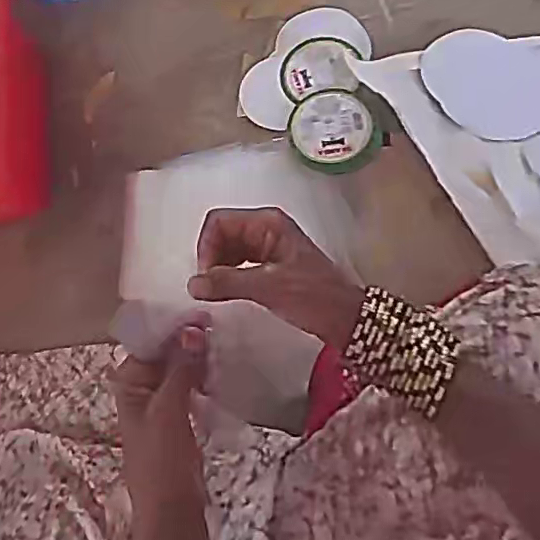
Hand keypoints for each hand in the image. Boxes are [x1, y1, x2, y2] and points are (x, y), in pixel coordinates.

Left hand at [112, 326, 209, 539]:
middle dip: (191, 338)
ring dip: (201, 356)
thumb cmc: (162, 464)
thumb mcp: (170, 411)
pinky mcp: (181, 417)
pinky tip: (225, 368)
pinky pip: (193, 385)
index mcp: (129, 382)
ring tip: (227, 342)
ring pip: (182, 368)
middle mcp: (142, 388)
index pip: (152, 340)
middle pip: (167, 352)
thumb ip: (181, 368)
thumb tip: (194, 328)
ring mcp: (162, 403)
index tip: (207, 312)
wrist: (174, 520)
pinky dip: (206, 376)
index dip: (176, 325)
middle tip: (223, 325)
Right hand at [187, 208, 364, 348]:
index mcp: (268, 222)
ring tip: (217, 291)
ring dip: (218, 267)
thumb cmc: (315, 297)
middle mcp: (266, 227)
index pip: (220, 221)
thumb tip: (193, 284)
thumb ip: (229, 283)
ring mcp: (268, 244)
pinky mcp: (269, 263)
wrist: (346, 318)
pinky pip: (238, 262)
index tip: (205, 276)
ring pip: (228, 248)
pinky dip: (228, 274)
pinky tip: (228, 291)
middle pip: (222, 232)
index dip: (207, 246)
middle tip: (210, 287)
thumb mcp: (269, 287)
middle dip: (211, 257)